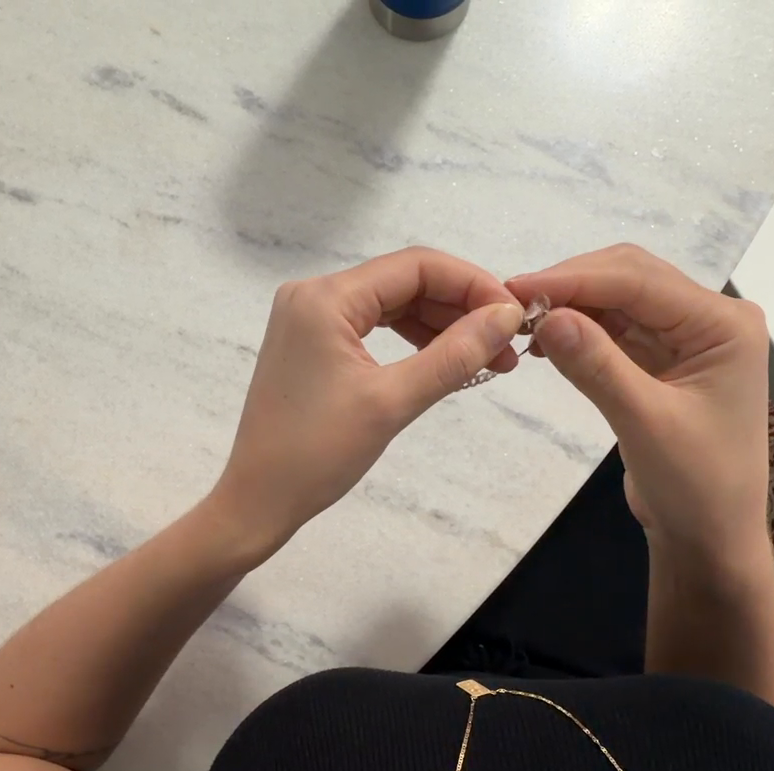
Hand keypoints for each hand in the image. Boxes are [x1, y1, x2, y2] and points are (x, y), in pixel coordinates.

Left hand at [212, 247, 524, 554]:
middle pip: (404, 282)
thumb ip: (453, 355)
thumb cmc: (317, 454)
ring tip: (487, 360)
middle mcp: (313, 297)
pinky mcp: (311, 348)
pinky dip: (410, 343)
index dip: (473, 285)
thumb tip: (507, 317)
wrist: (258, 500)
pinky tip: (445, 362)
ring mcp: (308, 322)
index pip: (416, 266)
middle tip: (507, 348)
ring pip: (390, 307)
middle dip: (460, 310)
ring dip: (440, 328)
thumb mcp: (391, 402)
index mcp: (326, 298)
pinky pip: (372, 330)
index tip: (515, 318)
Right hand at [508, 244, 769, 559]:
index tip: (514, 288)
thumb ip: (597, 366)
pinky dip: (580, 332)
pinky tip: (545, 340)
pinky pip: (615, 332)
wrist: (708, 535)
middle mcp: (707, 319)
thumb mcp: (644, 422)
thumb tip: (546, 317)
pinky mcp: (661, 362)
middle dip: (572, 286)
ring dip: (572, 307)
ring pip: (619, 302)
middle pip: (631, 279)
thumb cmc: (693, 484)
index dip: (575, 280)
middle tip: (511, 303)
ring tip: (521, 321)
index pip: (640, 281)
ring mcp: (684, 339)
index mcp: (721, 323)